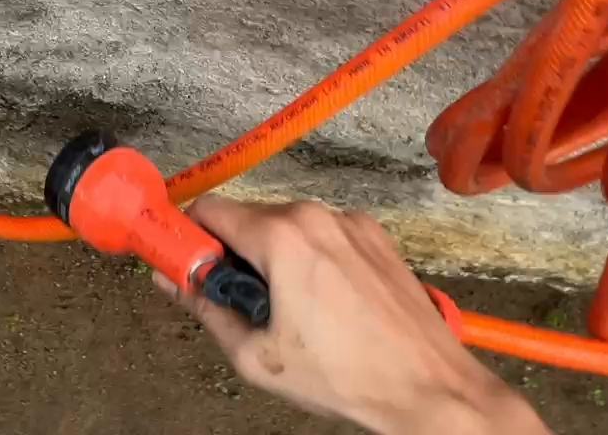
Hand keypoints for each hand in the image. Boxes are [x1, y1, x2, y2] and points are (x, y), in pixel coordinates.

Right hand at [167, 197, 547, 434]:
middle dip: (235, 251)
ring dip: (273, 253)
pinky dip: (311, 254)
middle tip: (246, 298)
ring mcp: (347, 220)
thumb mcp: (256, 356)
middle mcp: (310, 214)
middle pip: (245, 218)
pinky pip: (320, 231)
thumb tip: (167, 279)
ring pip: (283, 224)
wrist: (440, 397)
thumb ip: (202, 307)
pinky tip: (328, 296)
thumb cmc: (347, 379)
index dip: (192, 236)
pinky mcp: (373, 233)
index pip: (207, 209)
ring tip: (294, 304)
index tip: (195, 266)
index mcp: (279, 234)